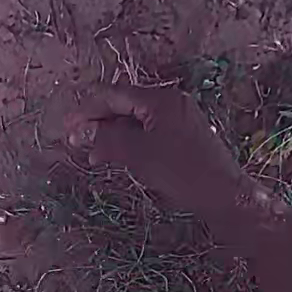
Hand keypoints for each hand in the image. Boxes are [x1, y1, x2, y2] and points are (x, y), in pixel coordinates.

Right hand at [66, 86, 253, 218]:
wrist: (224, 196)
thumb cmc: (180, 172)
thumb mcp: (137, 154)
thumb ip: (105, 138)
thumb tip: (77, 132)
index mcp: (160, 99)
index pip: (114, 95)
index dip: (87, 110)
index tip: (66, 127)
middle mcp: (170, 102)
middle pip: (124, 105)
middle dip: (98, 123)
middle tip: (76, 141)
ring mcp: (178, 118)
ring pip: (135, 120)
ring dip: (111, 134)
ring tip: (93, 155)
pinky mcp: (183, 135)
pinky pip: (148, 131)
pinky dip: (129, 142)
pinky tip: (117, 157)